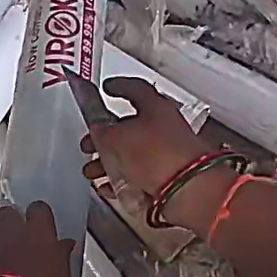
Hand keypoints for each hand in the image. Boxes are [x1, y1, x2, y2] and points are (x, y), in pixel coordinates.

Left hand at [0, 202, 75, 276]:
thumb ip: (61, 257)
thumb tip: (62, 250)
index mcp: (40, 232)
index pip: (39, 209)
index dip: (38, 217)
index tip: (40, 226)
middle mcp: (12, 231)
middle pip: (8, 213)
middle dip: (10, 223)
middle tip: (16, 240)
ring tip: (2, 266)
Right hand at [80, 77, 231, 231]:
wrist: (187, 189)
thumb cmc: (158, 155)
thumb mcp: (118, 138)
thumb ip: (103, 132)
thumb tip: (96, 130)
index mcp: (155, 108)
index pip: (135, 89)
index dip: (118, 87)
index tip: (107, 87)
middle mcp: (164, 128)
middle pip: (128, 127)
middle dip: (104, 137)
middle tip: (89, 143)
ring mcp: (166, 153)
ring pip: (130, 153)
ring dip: (107, 162)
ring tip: (92, 171)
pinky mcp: (167, 177)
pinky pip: (138, 174)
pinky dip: (120, 180)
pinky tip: (107, 187)